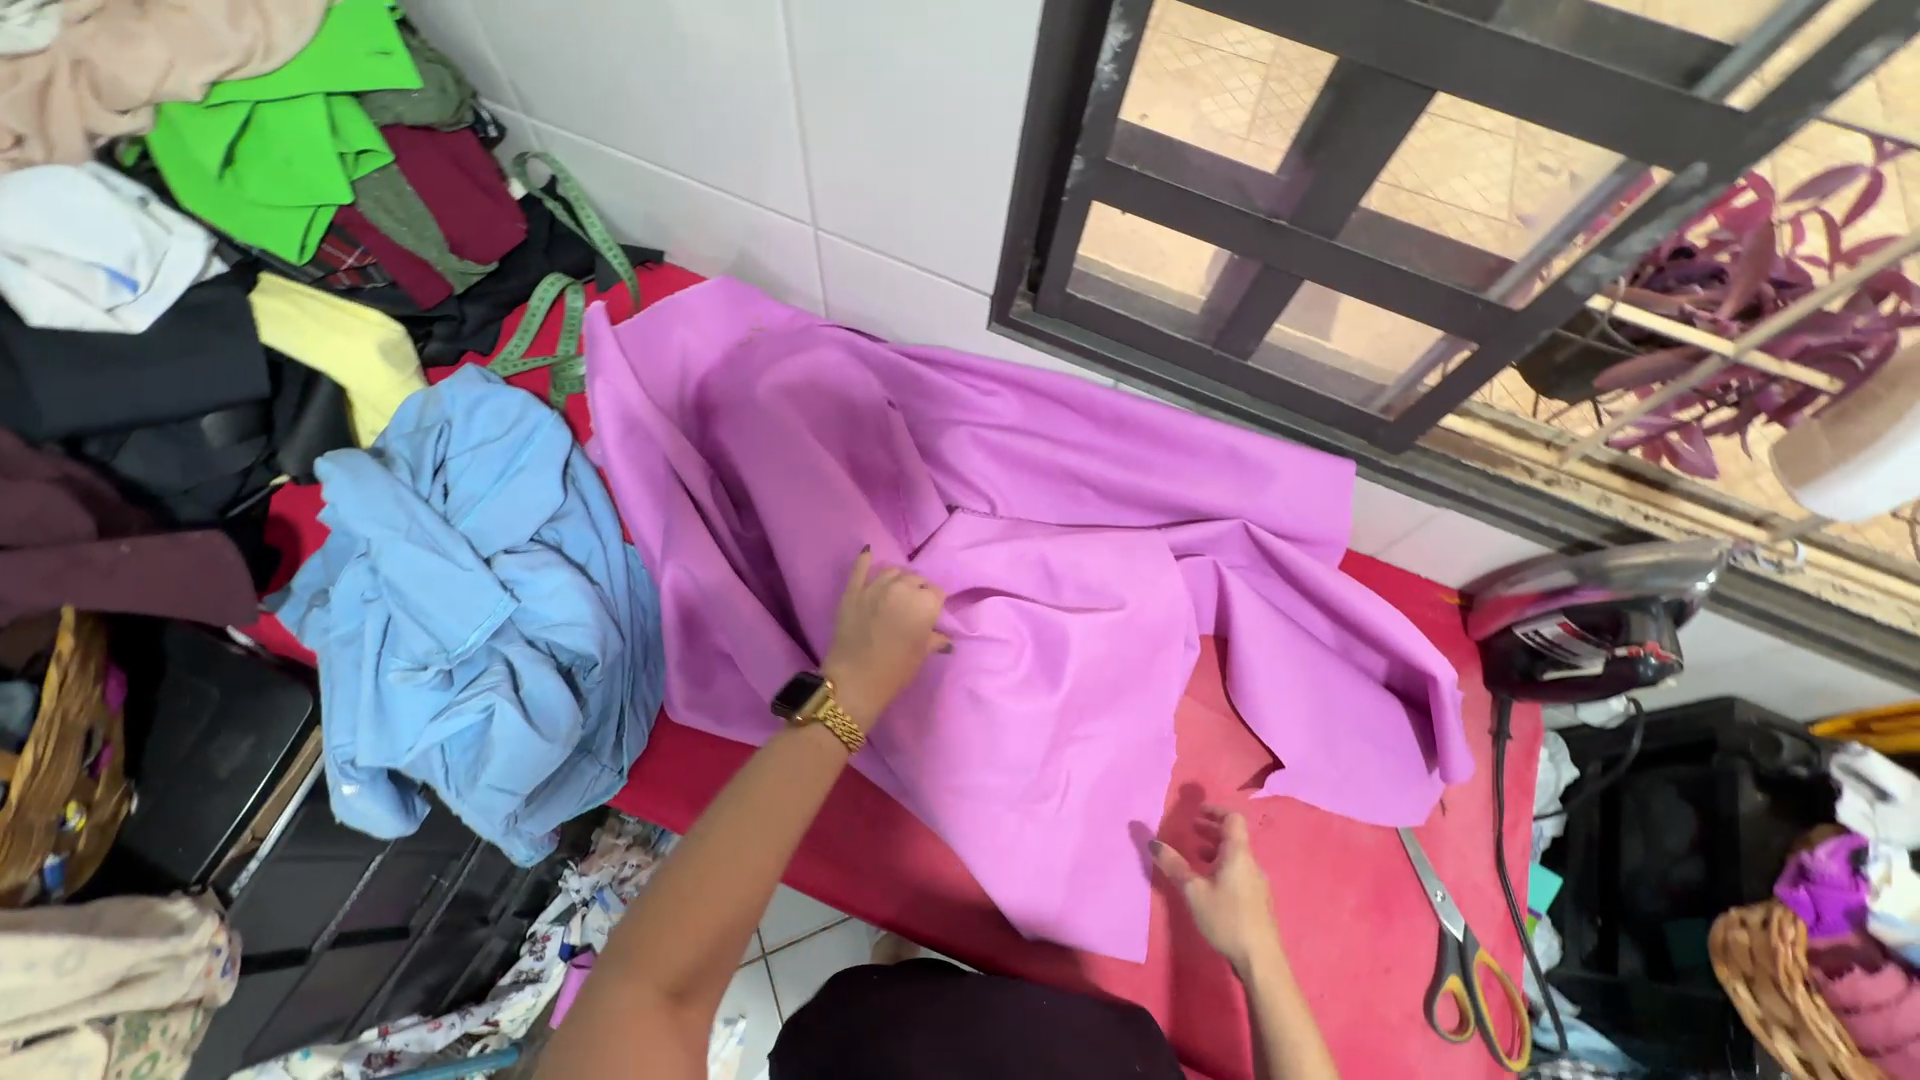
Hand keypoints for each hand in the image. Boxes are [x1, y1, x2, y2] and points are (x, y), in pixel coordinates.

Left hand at [821, 546, 948, 728]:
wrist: (855, 680)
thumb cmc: (895, 671)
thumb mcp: (921, 655)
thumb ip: (934, 639)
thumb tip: (945, 638)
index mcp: (924, 603)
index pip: (937, 592)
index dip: (935, 603)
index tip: (931, 616)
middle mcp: (902, 588)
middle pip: (916, 579)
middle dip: (919, 590)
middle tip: (914, 607)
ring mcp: (875, 587)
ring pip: (893, 572)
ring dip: (899, 579)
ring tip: (898, 591)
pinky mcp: (852, 591)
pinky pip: (860, 568)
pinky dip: (865, 559)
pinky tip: (868, 552)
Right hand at [1152, 807, 1284, 978]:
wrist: (1260, 959)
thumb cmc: (1226, 918)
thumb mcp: (1193, 891)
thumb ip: (1173, 864)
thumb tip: (1152, 841)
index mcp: (1238, 854)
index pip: (1233, 819)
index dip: (1215, 810)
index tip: (1196, 812)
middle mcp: (1251, 863)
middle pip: (1234, 836)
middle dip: (1212, 829)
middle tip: (1191, 830)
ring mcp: (1257, 882)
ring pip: (1236, 855)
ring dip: (1215, 849)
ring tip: (1194, 855)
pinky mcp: (1257, 899)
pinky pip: (1239, 870)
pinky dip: (1222, 865)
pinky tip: (1208, 882)